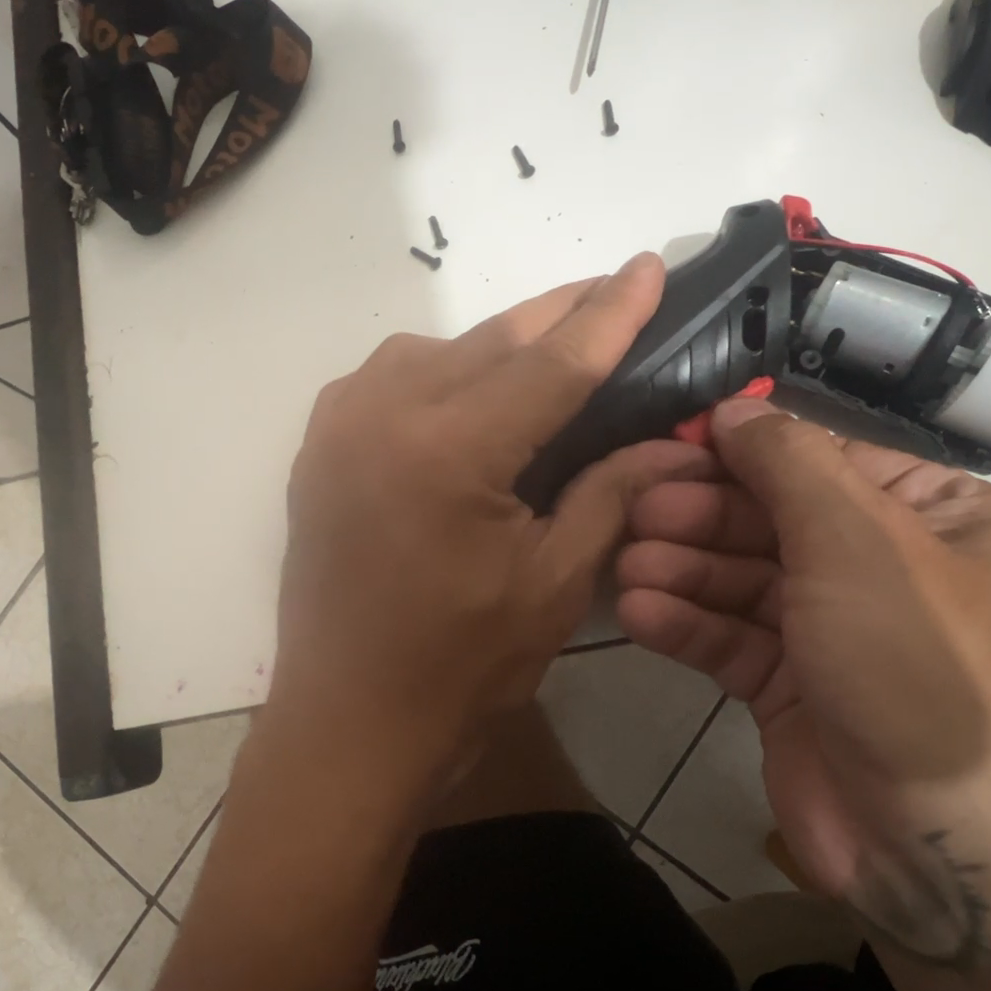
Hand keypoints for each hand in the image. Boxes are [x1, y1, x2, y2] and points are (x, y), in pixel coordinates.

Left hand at [267, 253, 714, 807]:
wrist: (349, 723)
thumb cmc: (460, 668)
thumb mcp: (553, 583)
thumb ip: (611, 494)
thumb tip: (673, 441)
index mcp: (447, 447)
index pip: (550, 362)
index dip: (610, 314)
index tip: (651, 267)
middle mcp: (382, 413)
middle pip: (490, 341)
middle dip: (558, 315)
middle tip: (614, 292)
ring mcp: (338, 427)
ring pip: (433, 351)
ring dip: (494, 344)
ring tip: (549, 353)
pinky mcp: (317, 450)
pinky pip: (385, 381)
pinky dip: (436, 373)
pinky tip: (468, 395)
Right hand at [615, 399, 990, 962]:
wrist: (957, 855)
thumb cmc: (925, 669)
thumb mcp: (864, 545)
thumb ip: (790, 467)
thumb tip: (732, 408)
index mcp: (948, 521)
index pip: (830, 463)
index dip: (749, 452)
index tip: (672, 442)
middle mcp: (896, 573)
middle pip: (779, 523)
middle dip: (706, 517)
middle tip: (635, 508)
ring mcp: (842, 638)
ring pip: (749, 585)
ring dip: (687, 572)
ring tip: (625, 564)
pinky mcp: (797, 696)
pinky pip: (736, 643)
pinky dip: (689, 626)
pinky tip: (639, 612)